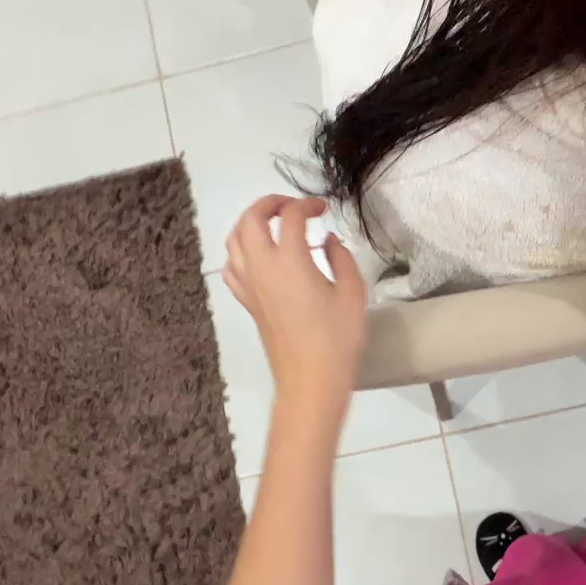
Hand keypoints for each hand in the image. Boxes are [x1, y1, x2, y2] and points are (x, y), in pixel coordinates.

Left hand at [225, 195, 367, 411]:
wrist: (311, 380)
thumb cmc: (337, 339)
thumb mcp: (352, 294)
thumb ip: (341, 258)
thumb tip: (328, 241)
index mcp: (290, 260)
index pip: (291, 216)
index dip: (307, 204)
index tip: (323, 209)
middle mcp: (262, 267)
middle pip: (250, 219)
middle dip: (269, 204)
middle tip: (293, 208)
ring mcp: (250, 286)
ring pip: (234, 241)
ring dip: (250, 224)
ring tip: (272, 227)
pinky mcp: (248, 303)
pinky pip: (232, 269)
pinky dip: (241, 254)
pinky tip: (258, 259)